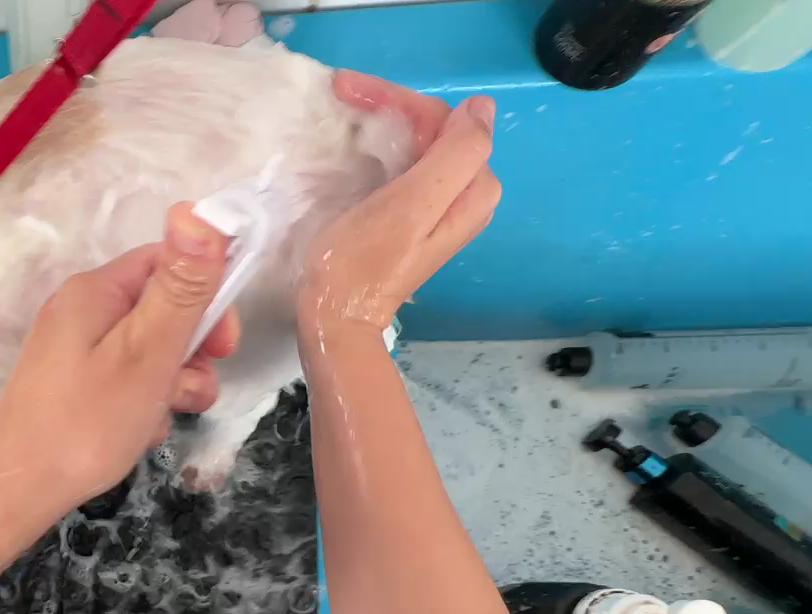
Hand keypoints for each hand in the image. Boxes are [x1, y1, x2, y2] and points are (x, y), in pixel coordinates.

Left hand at [0, 203, 239, 532]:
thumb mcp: (146, 353)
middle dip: (188, 353)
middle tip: (190, 393)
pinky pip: (121, 384)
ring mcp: (70, 354)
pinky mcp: (68, 389)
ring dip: (168, 386)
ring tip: (158, 420)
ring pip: (145, 355)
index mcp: (93, 292)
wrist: (17, 492)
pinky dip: (139, 406)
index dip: (206, 298)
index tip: (224, 347)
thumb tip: (197, 209)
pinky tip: (135, 434)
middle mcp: (77, 314)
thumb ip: (179, 288)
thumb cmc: (87, 423)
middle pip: (159, 312)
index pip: (167, 264)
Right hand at [298, 71, 499, 338]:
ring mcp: (436, 213)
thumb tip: (478, 111)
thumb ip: (457, 153)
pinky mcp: (407, 225)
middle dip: (390, 114)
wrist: (334, 322)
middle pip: (432, 134)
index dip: (398, 102)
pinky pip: (402, 174)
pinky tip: (354, 157)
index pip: (445, 122)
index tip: (348, 93)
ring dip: (382, 132)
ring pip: (416, 151)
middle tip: (342, 100)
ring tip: (344, 122)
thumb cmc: (361, 265)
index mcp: (473, 190)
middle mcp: (464, 198)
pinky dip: (378, 158)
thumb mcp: (412, 205)